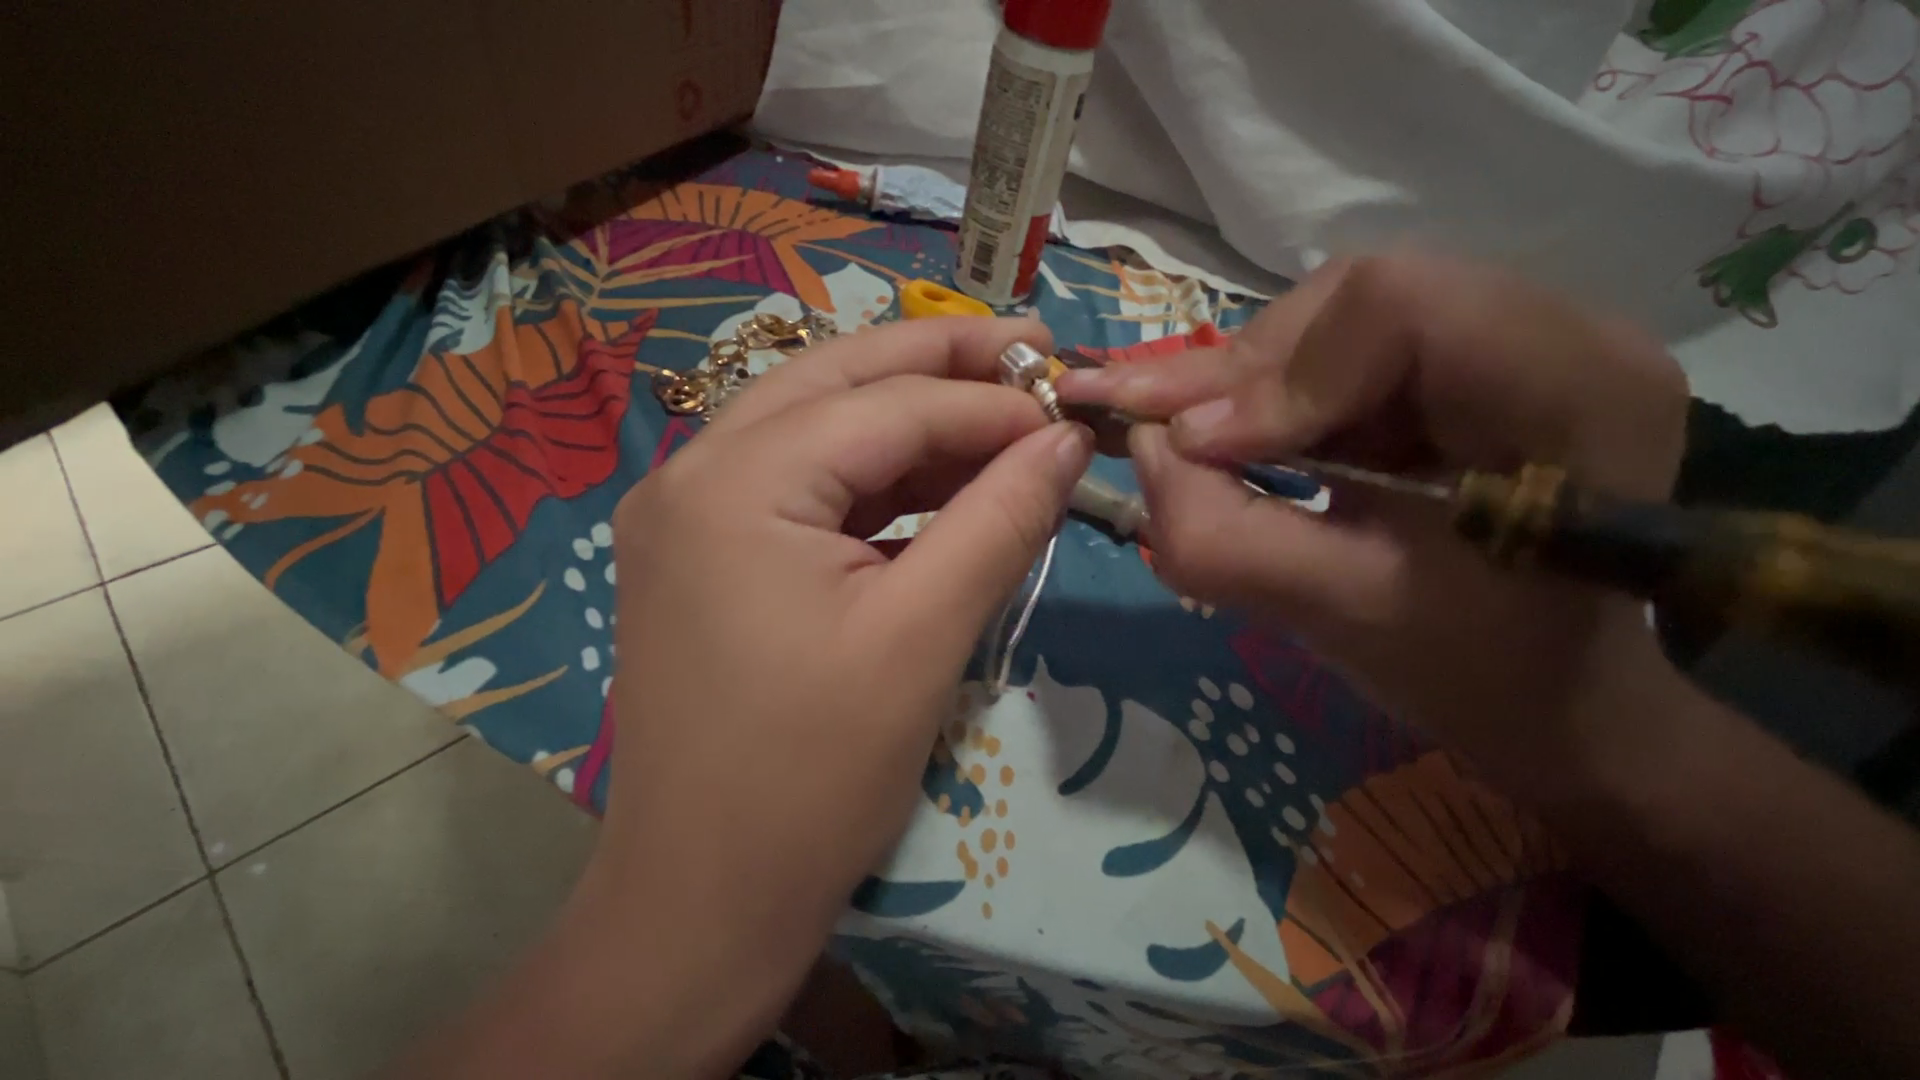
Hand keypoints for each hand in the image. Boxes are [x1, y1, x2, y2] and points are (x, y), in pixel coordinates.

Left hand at [586, 316, 1090, 1074]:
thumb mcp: (923, 639)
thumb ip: (1000, 520)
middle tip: (1036, 358)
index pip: (887, 405)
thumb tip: (1066, 440)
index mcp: (736, 481)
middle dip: (941, 367)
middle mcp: (692, 472)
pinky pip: (798, 486)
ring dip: (909, 421)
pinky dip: (872, 478)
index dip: (990, 403)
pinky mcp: (702, 555)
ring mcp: (686, 513)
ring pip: (815, 426)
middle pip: (835, 380)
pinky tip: (938, 486)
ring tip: (1001, 421)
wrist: (703, 900)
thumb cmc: (813, 779)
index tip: (1072, 415)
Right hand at [1055, 256, 1689, 791]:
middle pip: (1355, 300)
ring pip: (1336, 318)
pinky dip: (1268, 395)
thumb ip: (1226, 536)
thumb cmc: (1475, 671)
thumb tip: (1144, 443)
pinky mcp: (1463, 362)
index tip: (1200, 448)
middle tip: (1143, 418)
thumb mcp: (1340, 615)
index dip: (1282, 372)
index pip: (1400, 307)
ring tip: (1172, 430)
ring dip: (1243, 382)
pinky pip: (1343, 348)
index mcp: (1571, 391)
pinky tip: (1221, 432)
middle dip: (1240, 373)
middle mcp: (1558, 332)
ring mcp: (1513, 338)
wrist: (1560, 689)